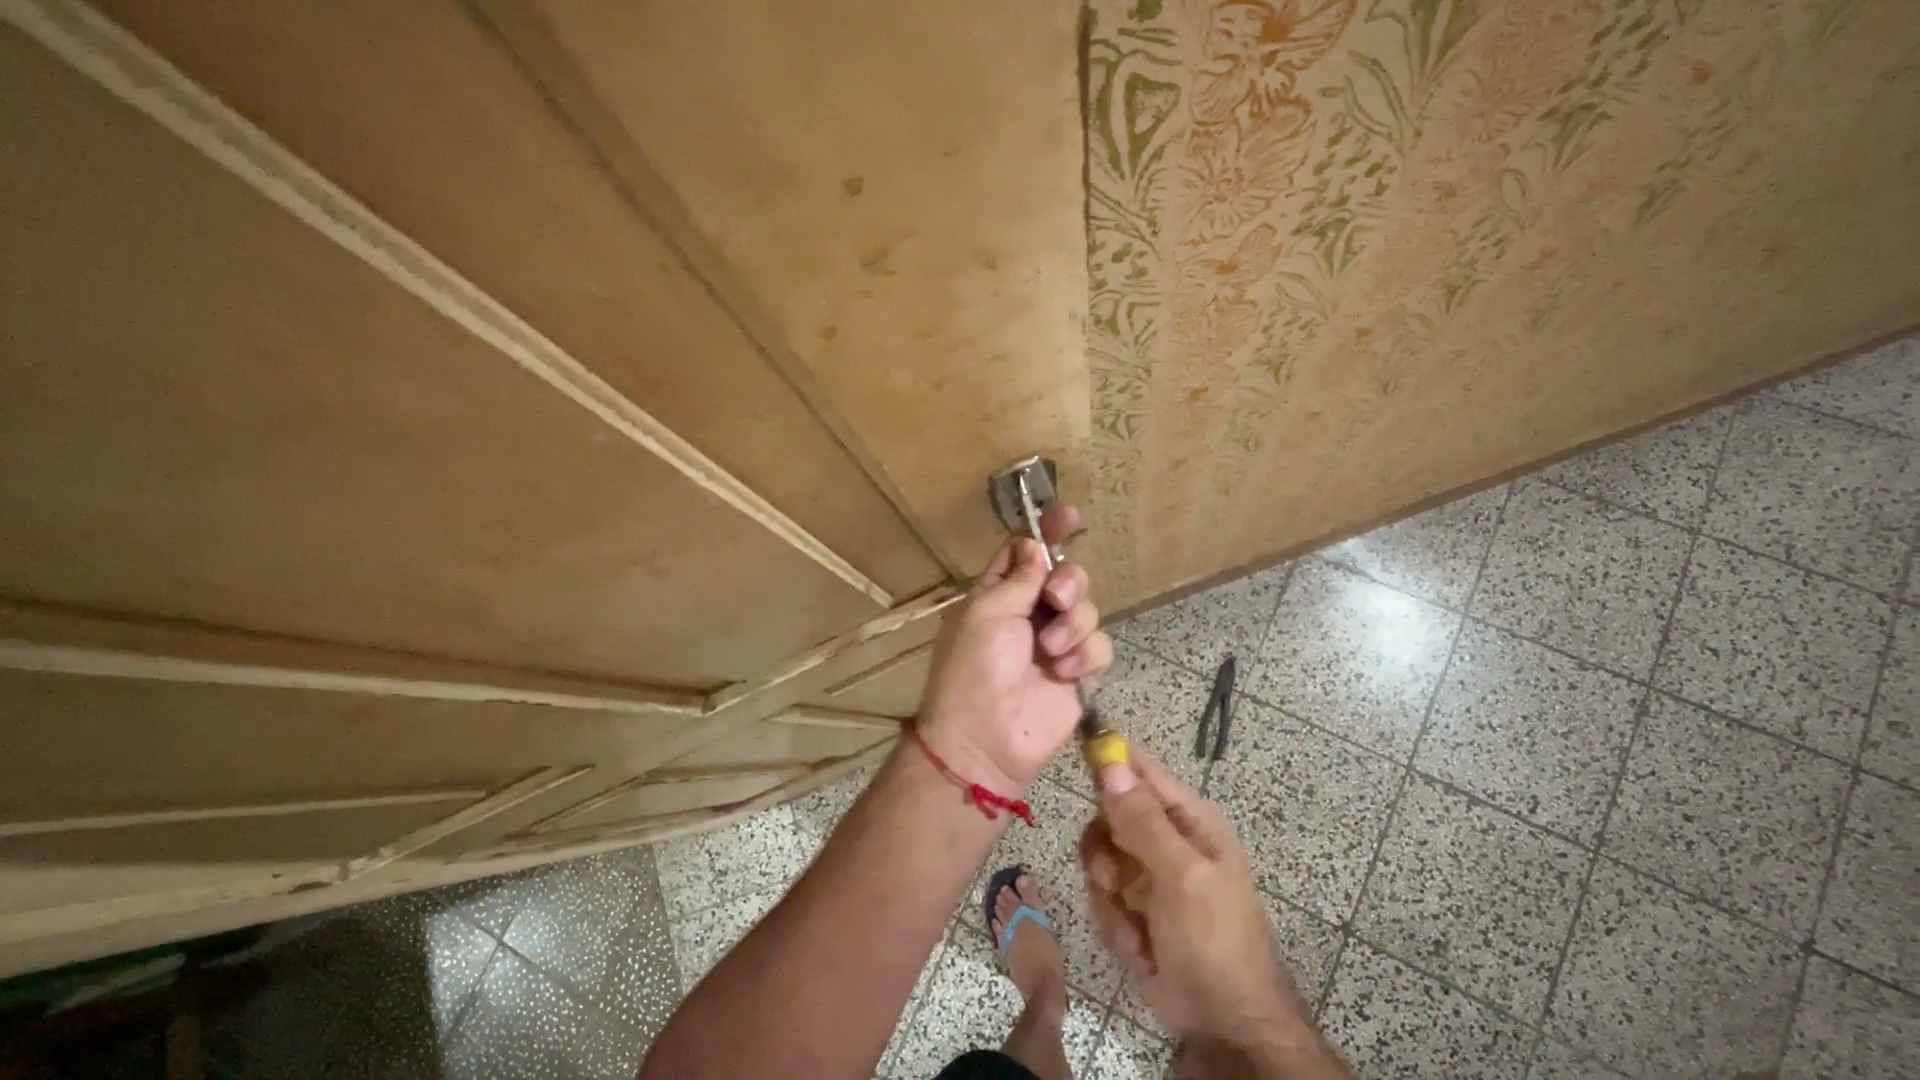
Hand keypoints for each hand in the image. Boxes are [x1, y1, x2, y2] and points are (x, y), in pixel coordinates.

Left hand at [916, 504, 1112, 791]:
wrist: (985, 739)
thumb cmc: (974, 668)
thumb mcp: (987, 612)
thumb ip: (1018, 578)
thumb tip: (1034, 547)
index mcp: (997, 594)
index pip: (1025, 552)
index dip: (1046, 532)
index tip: (1068, 514)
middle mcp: (1028, 614)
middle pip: (1066, 577)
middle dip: (1069, 582)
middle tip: (1057, 599)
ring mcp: (1055, 644)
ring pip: (1087, 610)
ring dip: (1074, 624)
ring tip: (1051, 651)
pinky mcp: (1078, 672)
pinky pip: (1099, 646)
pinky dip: (1085, 655)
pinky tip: (1064, 674)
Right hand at [1079, 757, 1312, 1047]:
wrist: (1223, 1020)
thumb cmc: (1213, 939)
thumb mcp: (1181, 875)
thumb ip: (1143, 821)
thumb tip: (1111, 765)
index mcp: (1190, 821)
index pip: (1143, 772)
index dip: (1111, 760)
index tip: (1079, 752)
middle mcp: (1166, 840)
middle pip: (1108, 815)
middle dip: (1104, 851)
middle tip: (1110, 877)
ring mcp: (1147, 876)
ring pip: (1098, 860)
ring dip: (1109, 898)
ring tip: (1135, 928)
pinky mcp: (1131, 910)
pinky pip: (1101, 898)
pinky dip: (1115, 926)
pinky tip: (1140, 949)